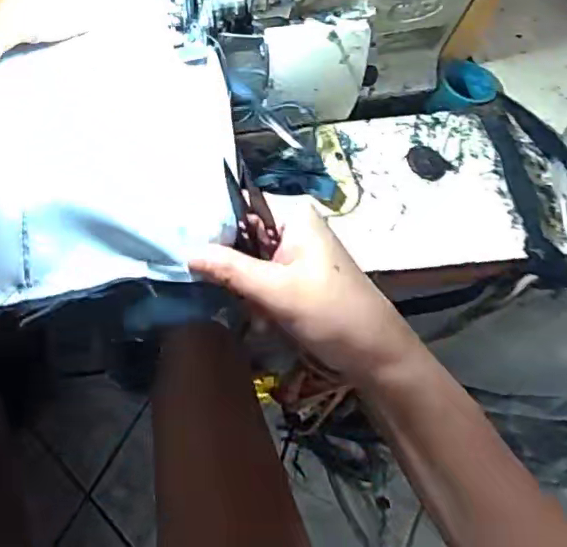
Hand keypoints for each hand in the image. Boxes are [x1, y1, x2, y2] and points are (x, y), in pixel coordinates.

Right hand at [189, 204, 425, 384]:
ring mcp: (296, 255)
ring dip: (247, 292)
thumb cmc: (332, 313)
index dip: (217, 226)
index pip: (242, 207)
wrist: (378, 358)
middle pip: (243, 238)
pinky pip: (263, 282)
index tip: (193, 248)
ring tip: (258, 316)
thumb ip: (230, 269)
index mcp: (293, 216)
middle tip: (234, 295)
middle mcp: (293, 229)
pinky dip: (259, 302)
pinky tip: (266, 323)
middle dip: (234, 270)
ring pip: (250, 264)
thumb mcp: (277, 291)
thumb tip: (187, 252)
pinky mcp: (297, 280)